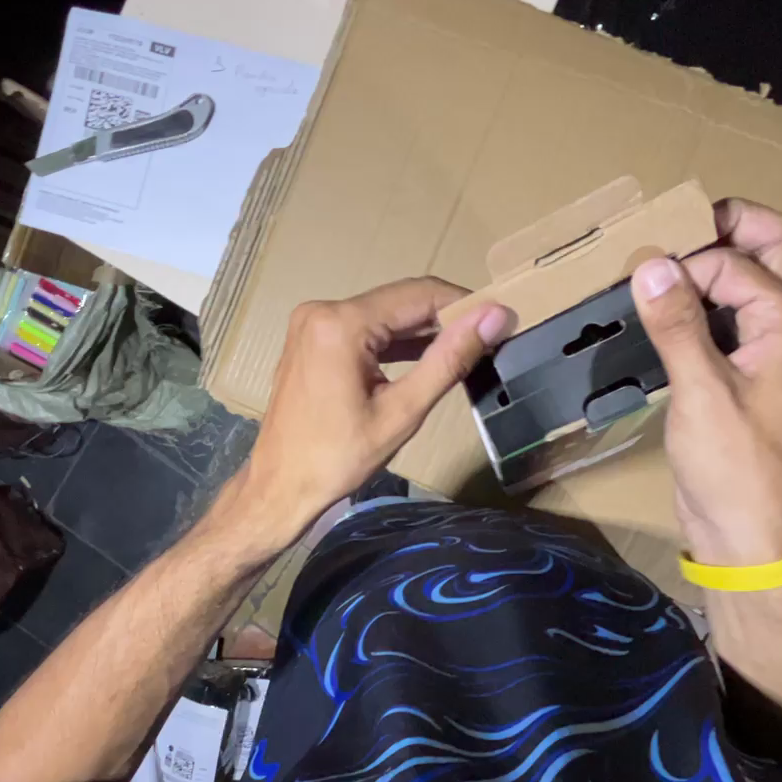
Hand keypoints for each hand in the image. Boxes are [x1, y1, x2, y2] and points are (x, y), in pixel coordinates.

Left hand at [235, 277, 512, 546]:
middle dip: (444, 318)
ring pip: (382, 315)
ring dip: (420, 332)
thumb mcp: (402, 412)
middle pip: (399, 301)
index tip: (502, 321)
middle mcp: (321, 311)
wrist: (279, 486)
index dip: (465, 305)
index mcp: (341, 323)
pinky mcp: (309, 340)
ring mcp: (311, 324)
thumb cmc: (338, 459)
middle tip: (489, 338)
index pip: (419, 294)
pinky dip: (392, 343)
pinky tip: (424, 358)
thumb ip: (449, 359)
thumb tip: (495, 316)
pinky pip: (361, 330)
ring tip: (464, 350)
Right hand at [630, 199, 781, 565]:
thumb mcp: (700, 392)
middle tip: (679, 226)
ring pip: (760, 282)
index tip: (641, 278)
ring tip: (668, 263)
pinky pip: (737, 319)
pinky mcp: (750, 377)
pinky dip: (709, 303)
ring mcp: (774, 353)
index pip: (736, 265)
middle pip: (778, 249)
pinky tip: (670, 315)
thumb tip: (652, 265)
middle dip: (733, 227)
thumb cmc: (734, 466)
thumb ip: (677, 325)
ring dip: (722, 263)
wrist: (748, 531)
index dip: (688, 264)